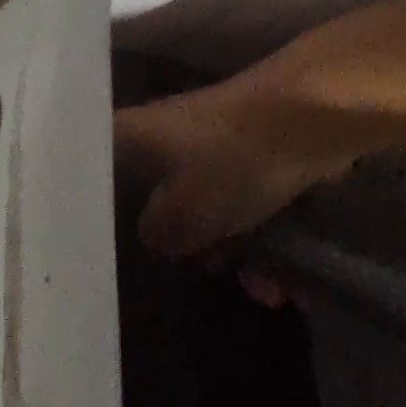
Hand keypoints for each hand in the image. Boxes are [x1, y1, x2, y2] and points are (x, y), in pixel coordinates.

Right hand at [113, 76, 354, 255]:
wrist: (306, 116)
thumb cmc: (227, 159)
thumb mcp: (184, 210)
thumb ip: (160, 232)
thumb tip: (155, 239)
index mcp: (131, 138)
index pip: (99, 167)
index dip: (102, 203)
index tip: (114, 239)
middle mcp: (162, 137)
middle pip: (162, 196)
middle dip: (194, 246)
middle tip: (214, 270)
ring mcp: (209, 145)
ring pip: (213, 207)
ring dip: (242, 254)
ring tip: (271, 289)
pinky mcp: (251, 155)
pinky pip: (249, 205)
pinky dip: (267, 240)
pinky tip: (295, 279)